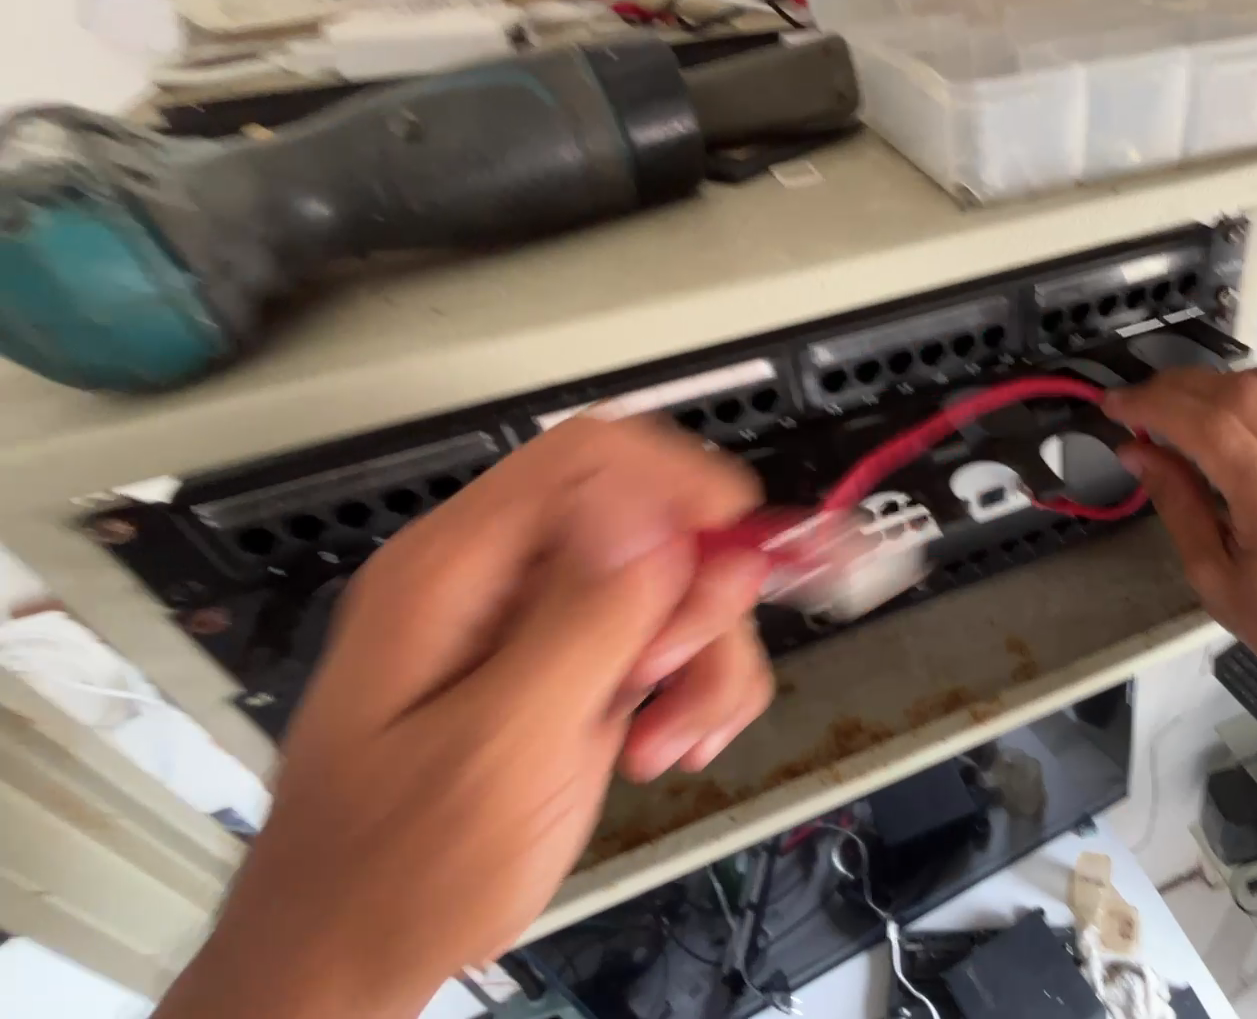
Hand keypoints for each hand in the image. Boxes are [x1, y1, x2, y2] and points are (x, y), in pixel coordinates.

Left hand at [157, 416, 770, 1018]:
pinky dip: (705, 686)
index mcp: (461, 568)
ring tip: (676, 736)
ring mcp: (558, 622)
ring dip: (711, 658)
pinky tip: (676, 741)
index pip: (592, 458)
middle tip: (683, 671)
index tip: (739, 550)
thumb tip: (652, 514)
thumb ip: (583, 620)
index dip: (679, 481)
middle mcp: (514, 579)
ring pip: (688, 587)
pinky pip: (685, 641)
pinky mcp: (592, 663)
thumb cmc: (401, 870)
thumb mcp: (500, 746)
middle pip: (659, 525)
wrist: (364, 953)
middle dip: (699, 600)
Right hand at [1104, 366, 1256, 688]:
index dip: (1158, 406)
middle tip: (1131, 404)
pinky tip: (1223, 408)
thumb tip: (1134, 450)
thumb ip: (1175, 502)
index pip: (1215, 430)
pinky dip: (1254, 385)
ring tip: (1177, 405)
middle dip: (1173, 389)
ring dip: (1215, 382)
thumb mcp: (1206, 572)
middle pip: (1241, 396)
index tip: (1115, 407)